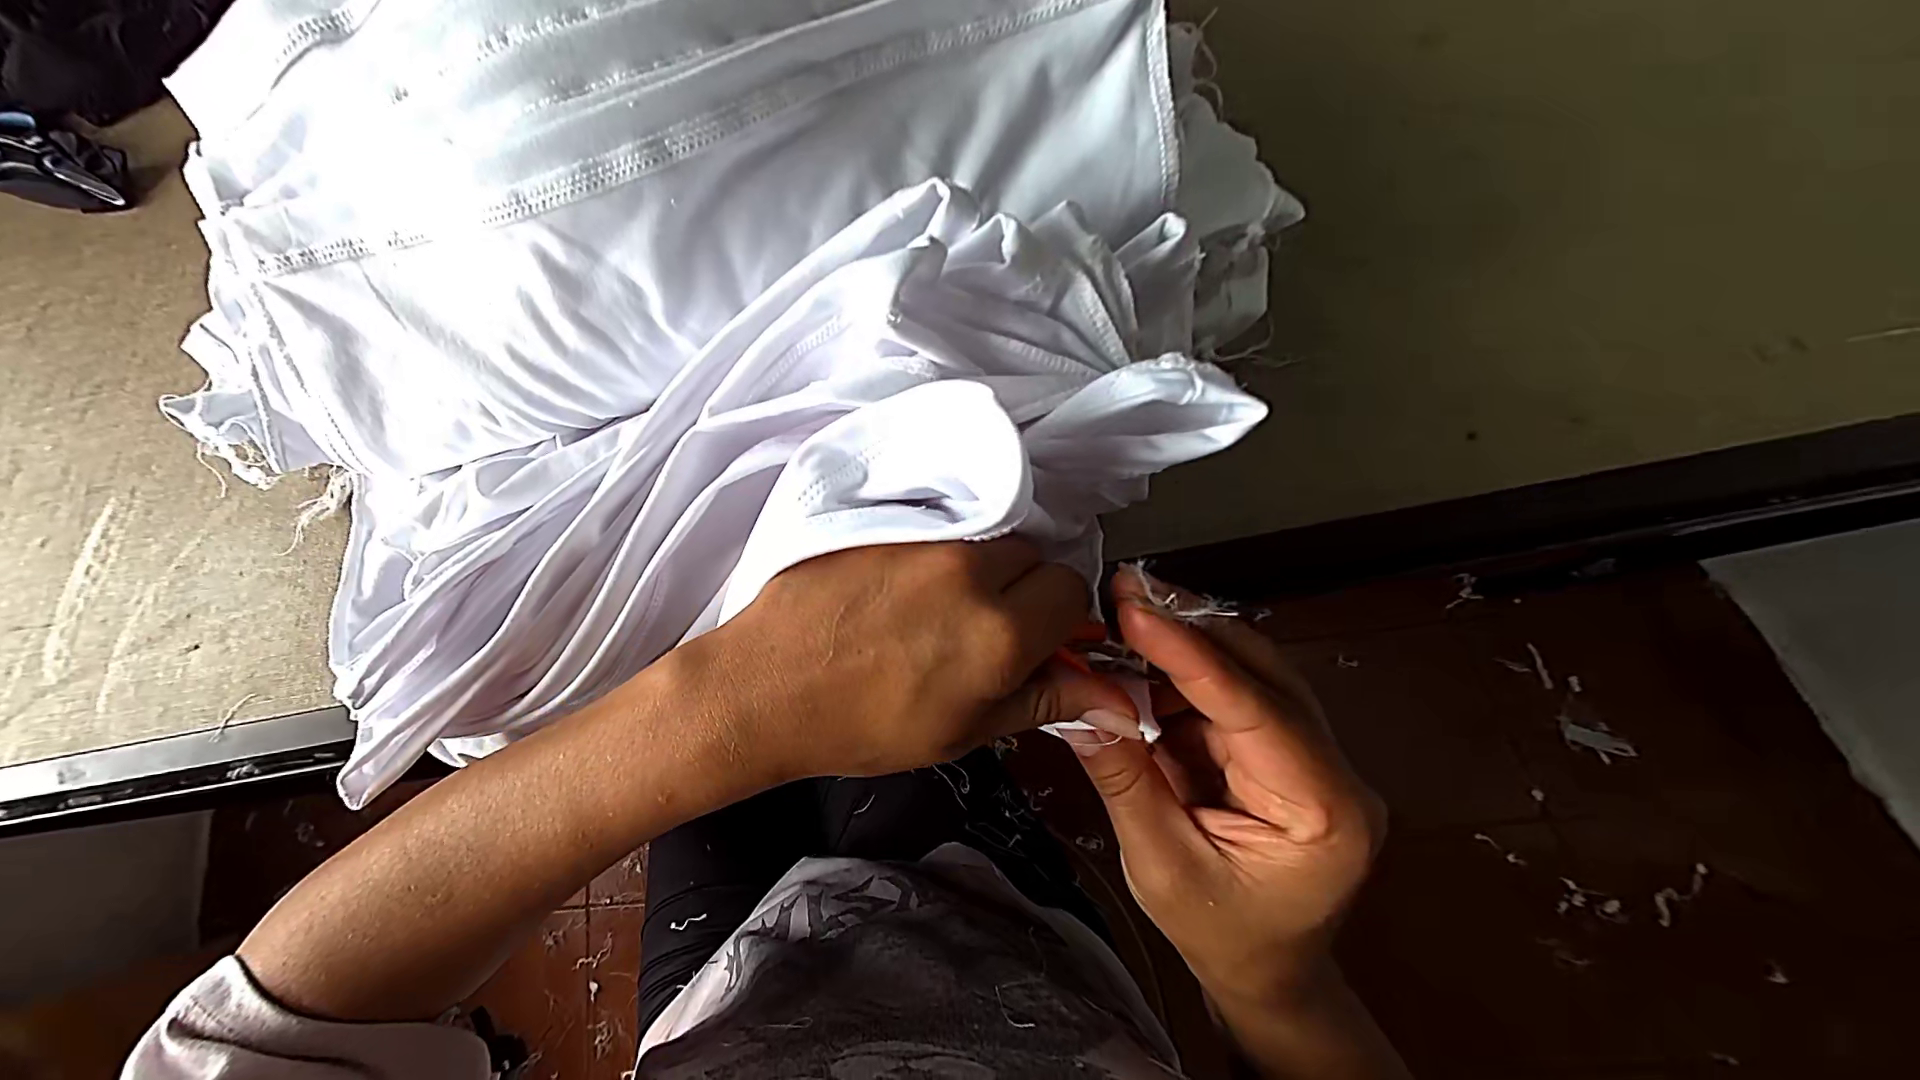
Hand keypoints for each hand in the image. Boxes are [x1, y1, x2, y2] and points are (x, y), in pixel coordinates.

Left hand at [679, 538, 1136, 780]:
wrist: (766, 687)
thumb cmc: (860, 724)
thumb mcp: (964, 730)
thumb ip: (1045, 701)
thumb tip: (1114, 702)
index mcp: (999, 633)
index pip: (1071, 590)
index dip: (1059, 619)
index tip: (1037, 637)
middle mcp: (971, 574)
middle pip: (1035, 557)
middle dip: (1024, 590)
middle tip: (984, 627)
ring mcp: (926, 542)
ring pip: (990, 540)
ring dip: (983, 570)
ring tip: (939, 610)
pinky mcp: (890, 525)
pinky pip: (943, 529)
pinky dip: (942, 555)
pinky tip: (906, 592)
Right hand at [1067, 567, 1385, 1006]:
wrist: (1269, 973)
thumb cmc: (1224, 937)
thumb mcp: (1162, 865)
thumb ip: (1123, 777)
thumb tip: (1081, 702)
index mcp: (1324, 809)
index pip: (1254, 707)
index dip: (1189, 653)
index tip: (1136, 610)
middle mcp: (1328, 767)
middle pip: (1260, 671)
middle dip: (1189, 626)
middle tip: (1127, 588)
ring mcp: (1306, 753)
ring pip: (1244, 671)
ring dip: (1178, 644)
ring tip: (1120, 621)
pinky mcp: (1276, 748)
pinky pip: (1225, 693)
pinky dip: (1176, 674)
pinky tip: (1136, 660)